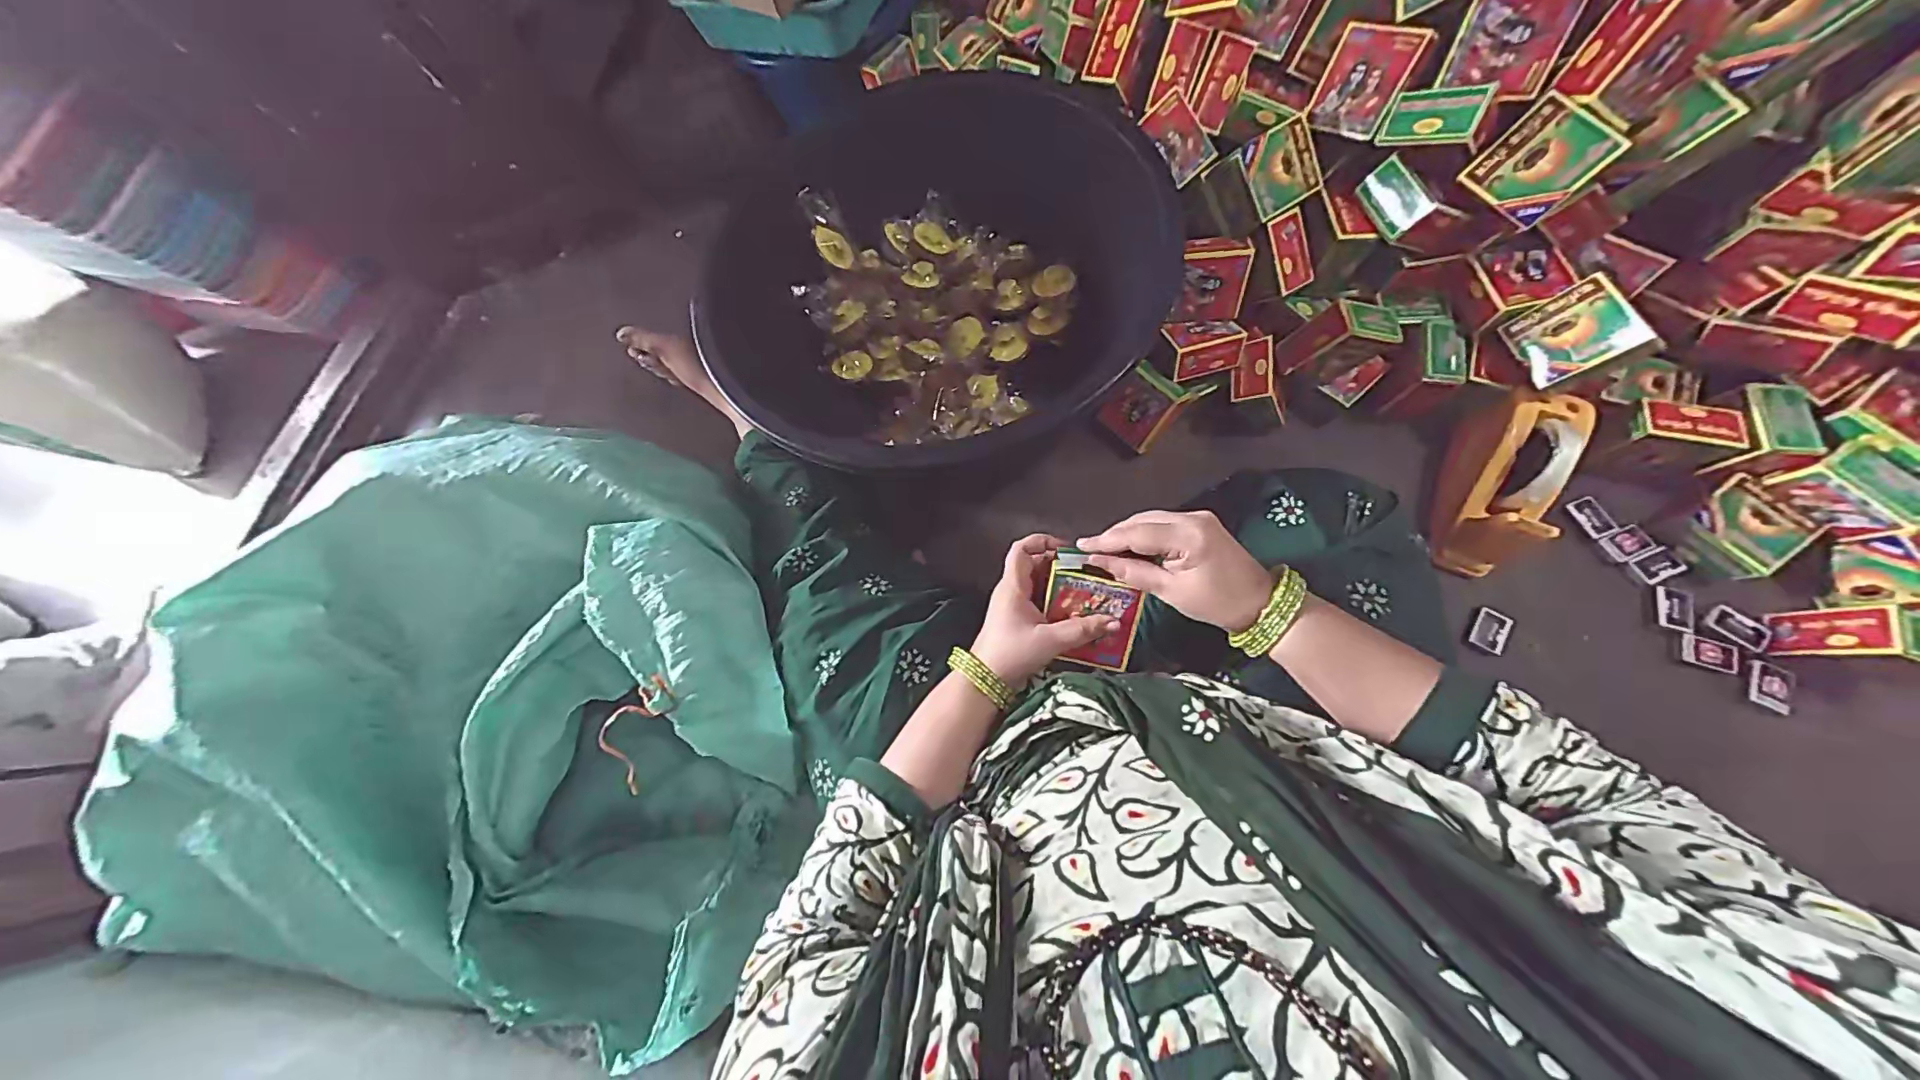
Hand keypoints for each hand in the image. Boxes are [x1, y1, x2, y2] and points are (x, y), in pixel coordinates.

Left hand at [969, 534, 1119, 684]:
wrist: (986, 681)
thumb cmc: (1010, 654)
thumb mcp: (1050, 641)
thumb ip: (1083, 630)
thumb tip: (1112, 621)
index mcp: (1013, 587)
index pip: (1022, 549)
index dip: (1043, 541)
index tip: (1066, 550)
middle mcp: (1011, 592)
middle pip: (1035, 565)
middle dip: (1060, 567)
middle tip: (1084, 574)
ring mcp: (1013, 606)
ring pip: (1038, 585)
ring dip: (1060, 587)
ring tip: (1085, 593)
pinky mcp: (1017, 621)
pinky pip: (1038, 603)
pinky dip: (1055, 604)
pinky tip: (1074, 615)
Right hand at [1077, 510, 1272, 631]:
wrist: (1261, 603)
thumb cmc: (1217, 603)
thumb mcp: (1172, 592)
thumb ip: (1134, 573)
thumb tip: (1100, 562)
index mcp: (1188, 535)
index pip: (1136, 533)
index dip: (1106, 540)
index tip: (1081, 546)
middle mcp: (1192, 518)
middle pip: (1142, 521)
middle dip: (1115, 535)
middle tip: (1090, 550)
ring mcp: (1198, 518)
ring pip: (1151, 520)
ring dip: (1128, 533)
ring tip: (1105, 550)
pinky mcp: (1200, 523)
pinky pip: (1163, 524)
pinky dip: (1144, 534)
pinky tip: (1130, 546)